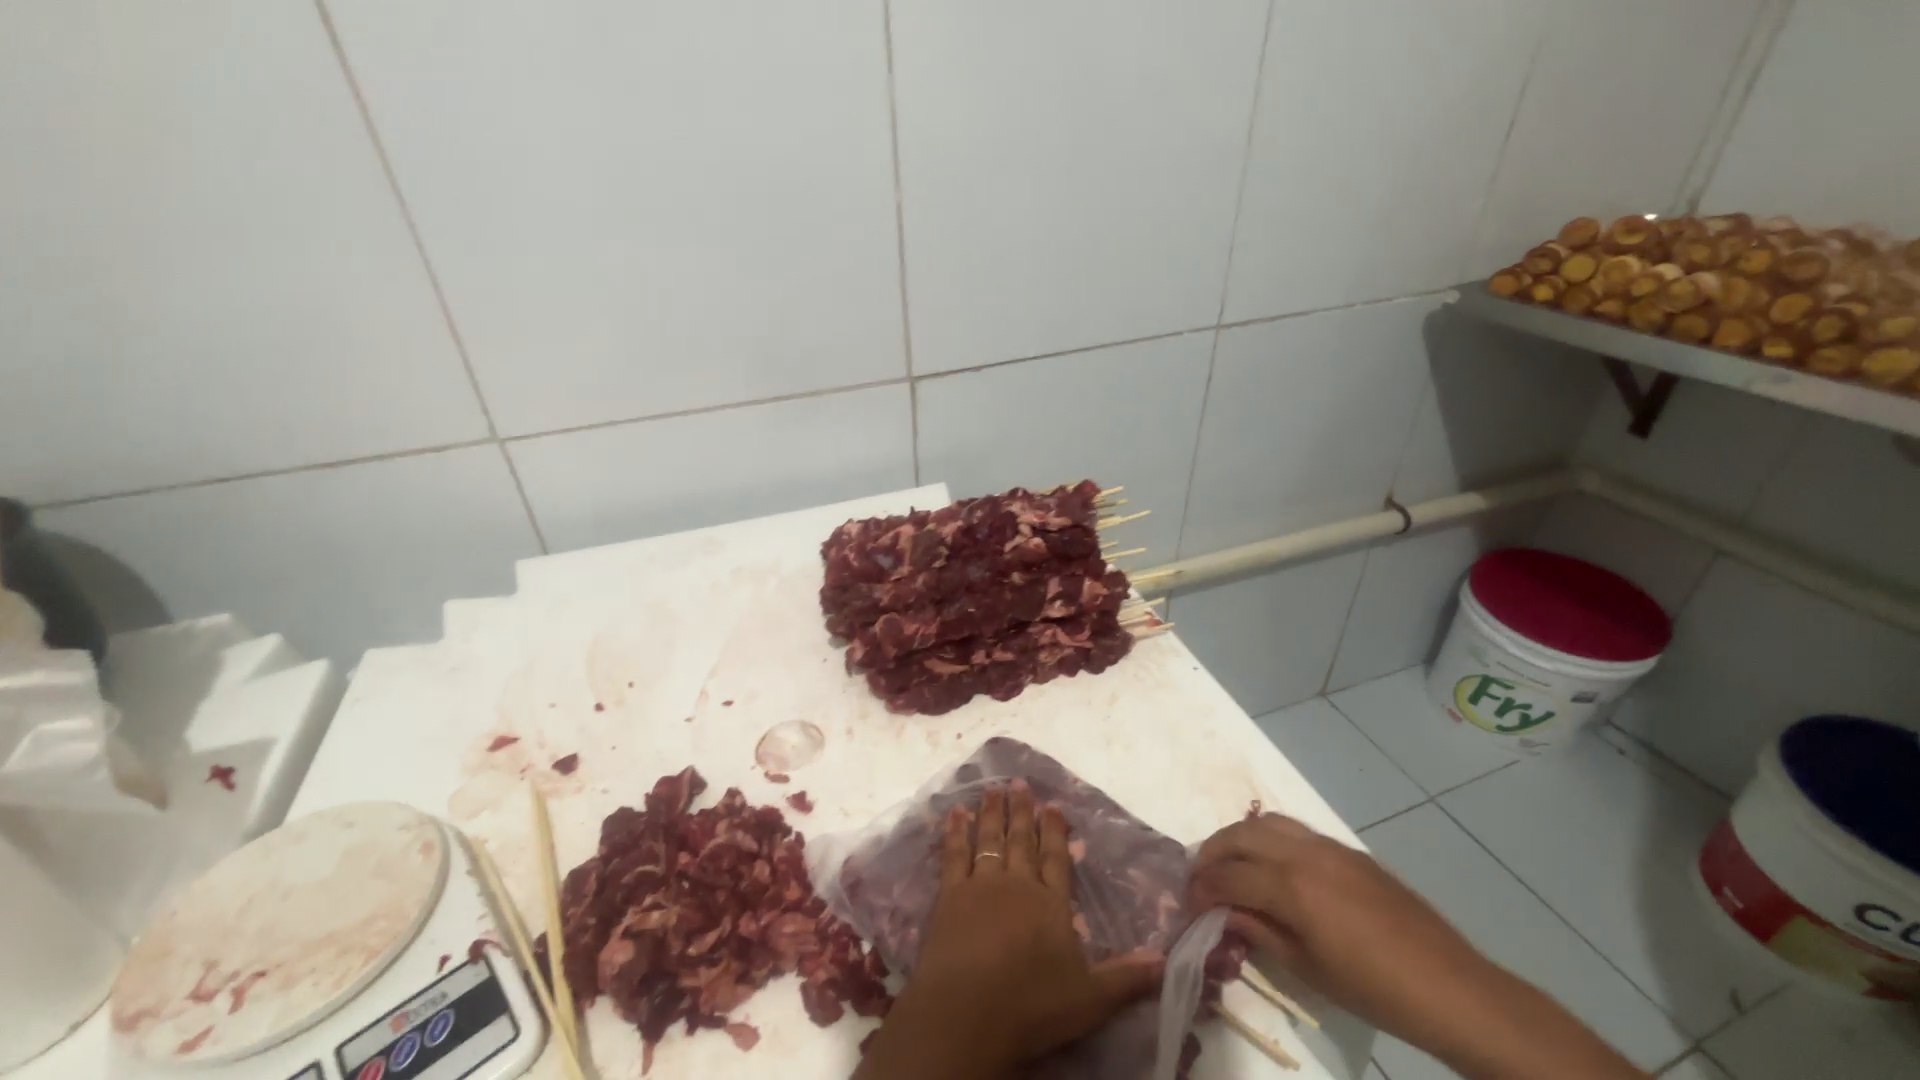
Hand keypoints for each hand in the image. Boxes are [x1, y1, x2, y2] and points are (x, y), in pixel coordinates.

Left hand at [854, 782, 1163, 1079]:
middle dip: (1023, 812)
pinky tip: (954, 814)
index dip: (1056, 832)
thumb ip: (1126, 978)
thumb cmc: (1030, 1006)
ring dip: (991, 814)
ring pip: (989, 841)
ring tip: (992, 789)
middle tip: (1019, 783)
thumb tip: (1166, 962)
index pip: (1057, 860)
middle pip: (1022, 842)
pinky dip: (955, 833)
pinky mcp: (948, 897)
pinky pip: (953, 855)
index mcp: (1052, 905)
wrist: (966, 1011)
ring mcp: (980, 887)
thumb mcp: (1090, 999)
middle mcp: (1018, 886)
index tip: (1053, 805)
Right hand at [1189, 814, 1646, 1079]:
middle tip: (1199, 875)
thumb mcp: (1305, 968)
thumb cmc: (1372, 988)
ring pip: (1269, 823)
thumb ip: (1258, 932)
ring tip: (1228, 862)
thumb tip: (1223, 914)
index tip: (1187, 900)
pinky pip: (1297, 832)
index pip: (1228, 875)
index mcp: (1291, 885)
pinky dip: (1270, 839)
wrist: (1447, 985)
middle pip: (1242, 835)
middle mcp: (1306, 853)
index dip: (1202, 887)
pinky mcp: (1351, 852)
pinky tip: (1270, 866)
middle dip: (1212, 851)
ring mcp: (1331, 848)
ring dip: (1240, 837)